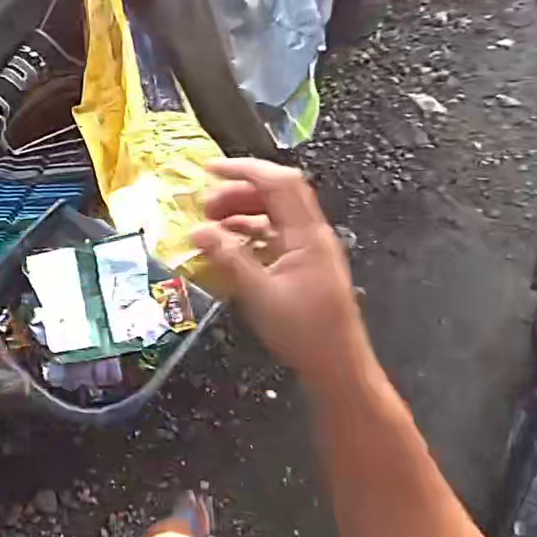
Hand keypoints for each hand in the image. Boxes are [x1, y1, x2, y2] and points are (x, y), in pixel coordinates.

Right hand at [190, 158, 360, 383]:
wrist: (338, 366)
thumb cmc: (304, 332)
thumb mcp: (259, 293)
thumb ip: (228, 257)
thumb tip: (198, 231)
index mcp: (307, 235)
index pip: (278, 183)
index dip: (243, 169)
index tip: (209, 170)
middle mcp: (311, 234)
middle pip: (275, 194)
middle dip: (236, 192)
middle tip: (204, 207)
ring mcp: (308, 248)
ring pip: (272, 213)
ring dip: (240, 211)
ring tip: (211, 224)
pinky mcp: (301, 263)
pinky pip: (273, 234)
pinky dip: (248, 231)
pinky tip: (228, 244)